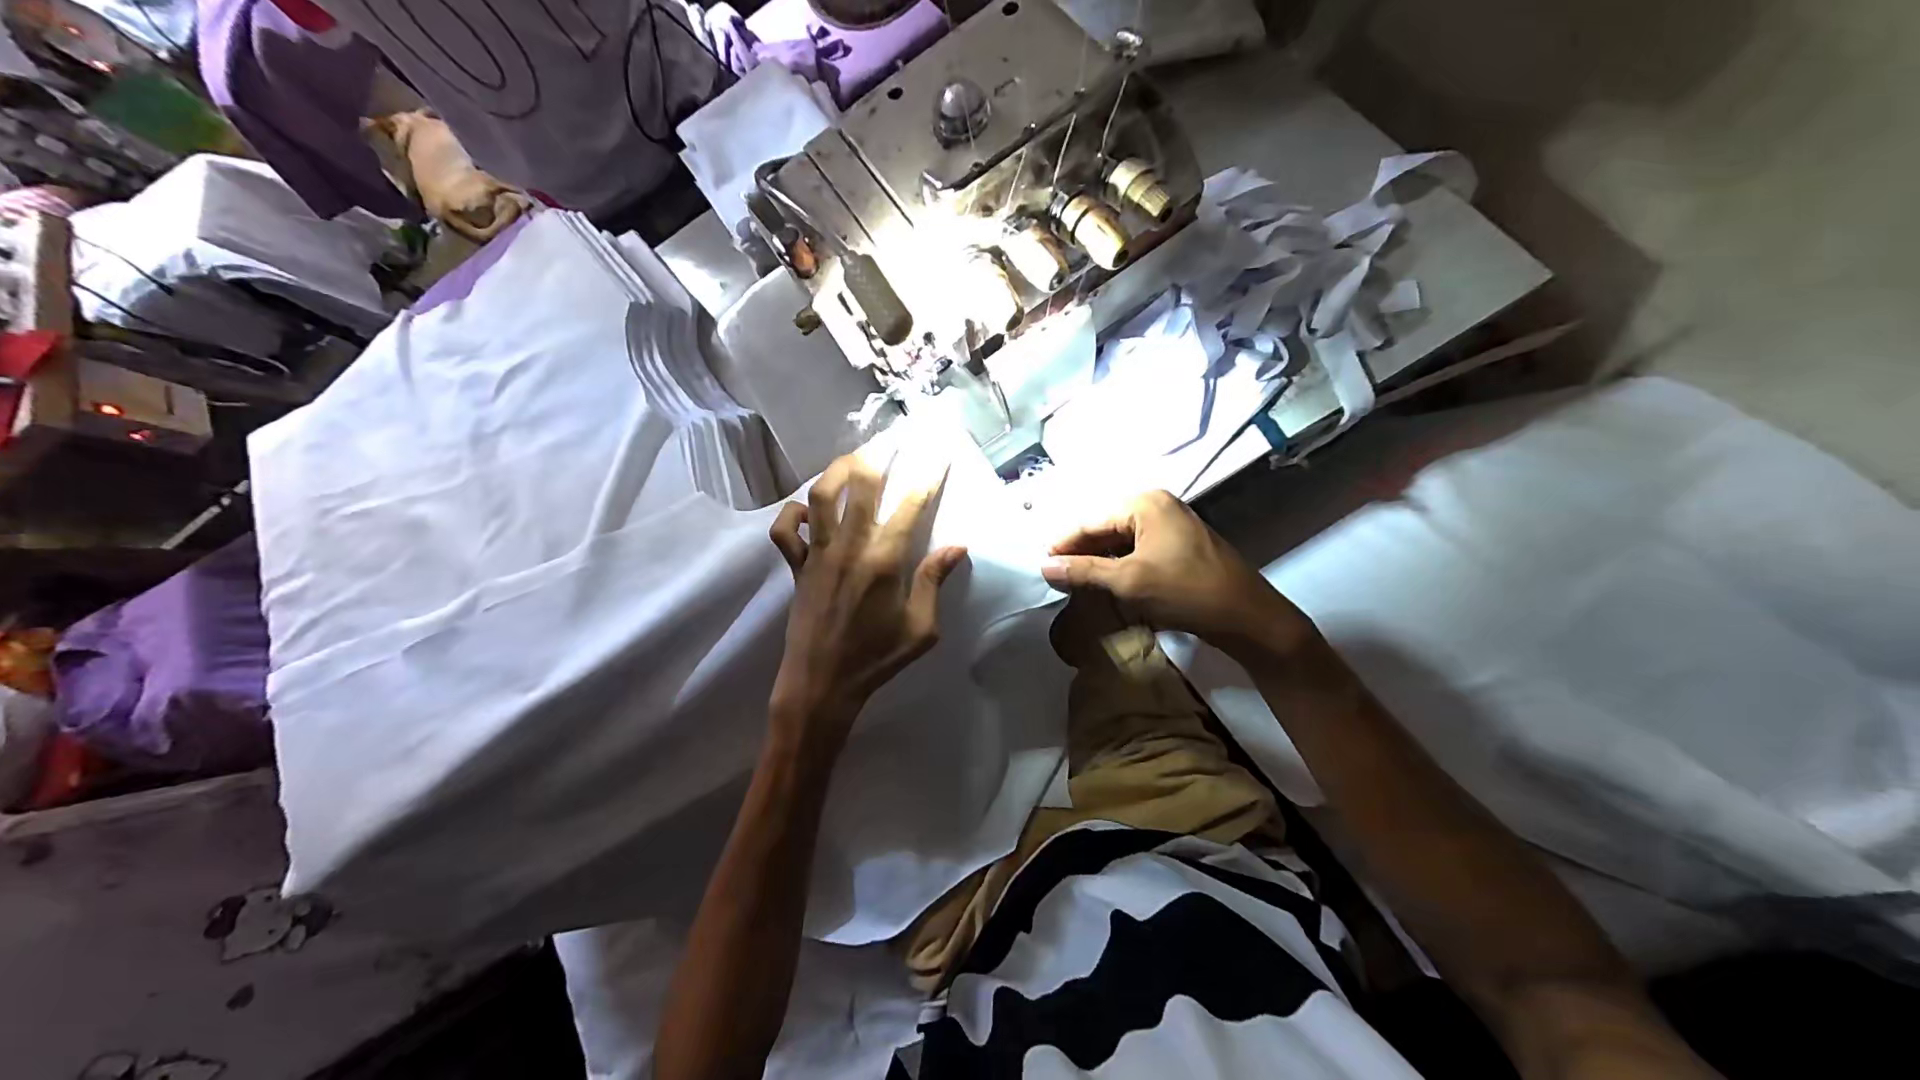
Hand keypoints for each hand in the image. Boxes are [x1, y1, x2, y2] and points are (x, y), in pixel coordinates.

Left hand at [767, 453, 967, 744]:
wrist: (821, 683)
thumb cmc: (876, 659)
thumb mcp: (921, 629)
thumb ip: (933, 583)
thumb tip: (956, 547)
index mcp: (883, 561)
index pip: (909, 506)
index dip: (926, 477)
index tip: (938, 455)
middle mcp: (849, 548)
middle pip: (860, 486)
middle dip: (878, 457)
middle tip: (891, 442)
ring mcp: (818, 555)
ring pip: (820, 497)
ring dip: (836, 471)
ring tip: (853, 460)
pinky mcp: (796, 567)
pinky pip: (784, 531)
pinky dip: (791, 514)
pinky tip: (807, 510)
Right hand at [1042, 490, 1316, 658]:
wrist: (1249, 618)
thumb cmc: (1186, 592)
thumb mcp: (1129, 582)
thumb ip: (1084, 572)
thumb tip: (1044, 566)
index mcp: (1146, 504)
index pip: (1092, 522)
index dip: (1064, 544)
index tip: (1040, 564)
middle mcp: (1160, 508)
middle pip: (1107, 531)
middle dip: (1083, 556)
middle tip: (1055, 578)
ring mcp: (1174, 529)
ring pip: (1123, 546)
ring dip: (1101, 566)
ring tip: (1075, 586)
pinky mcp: (1182, 551)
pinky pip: (1140, 556)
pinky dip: (1122, 571)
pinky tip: (1107, 589)